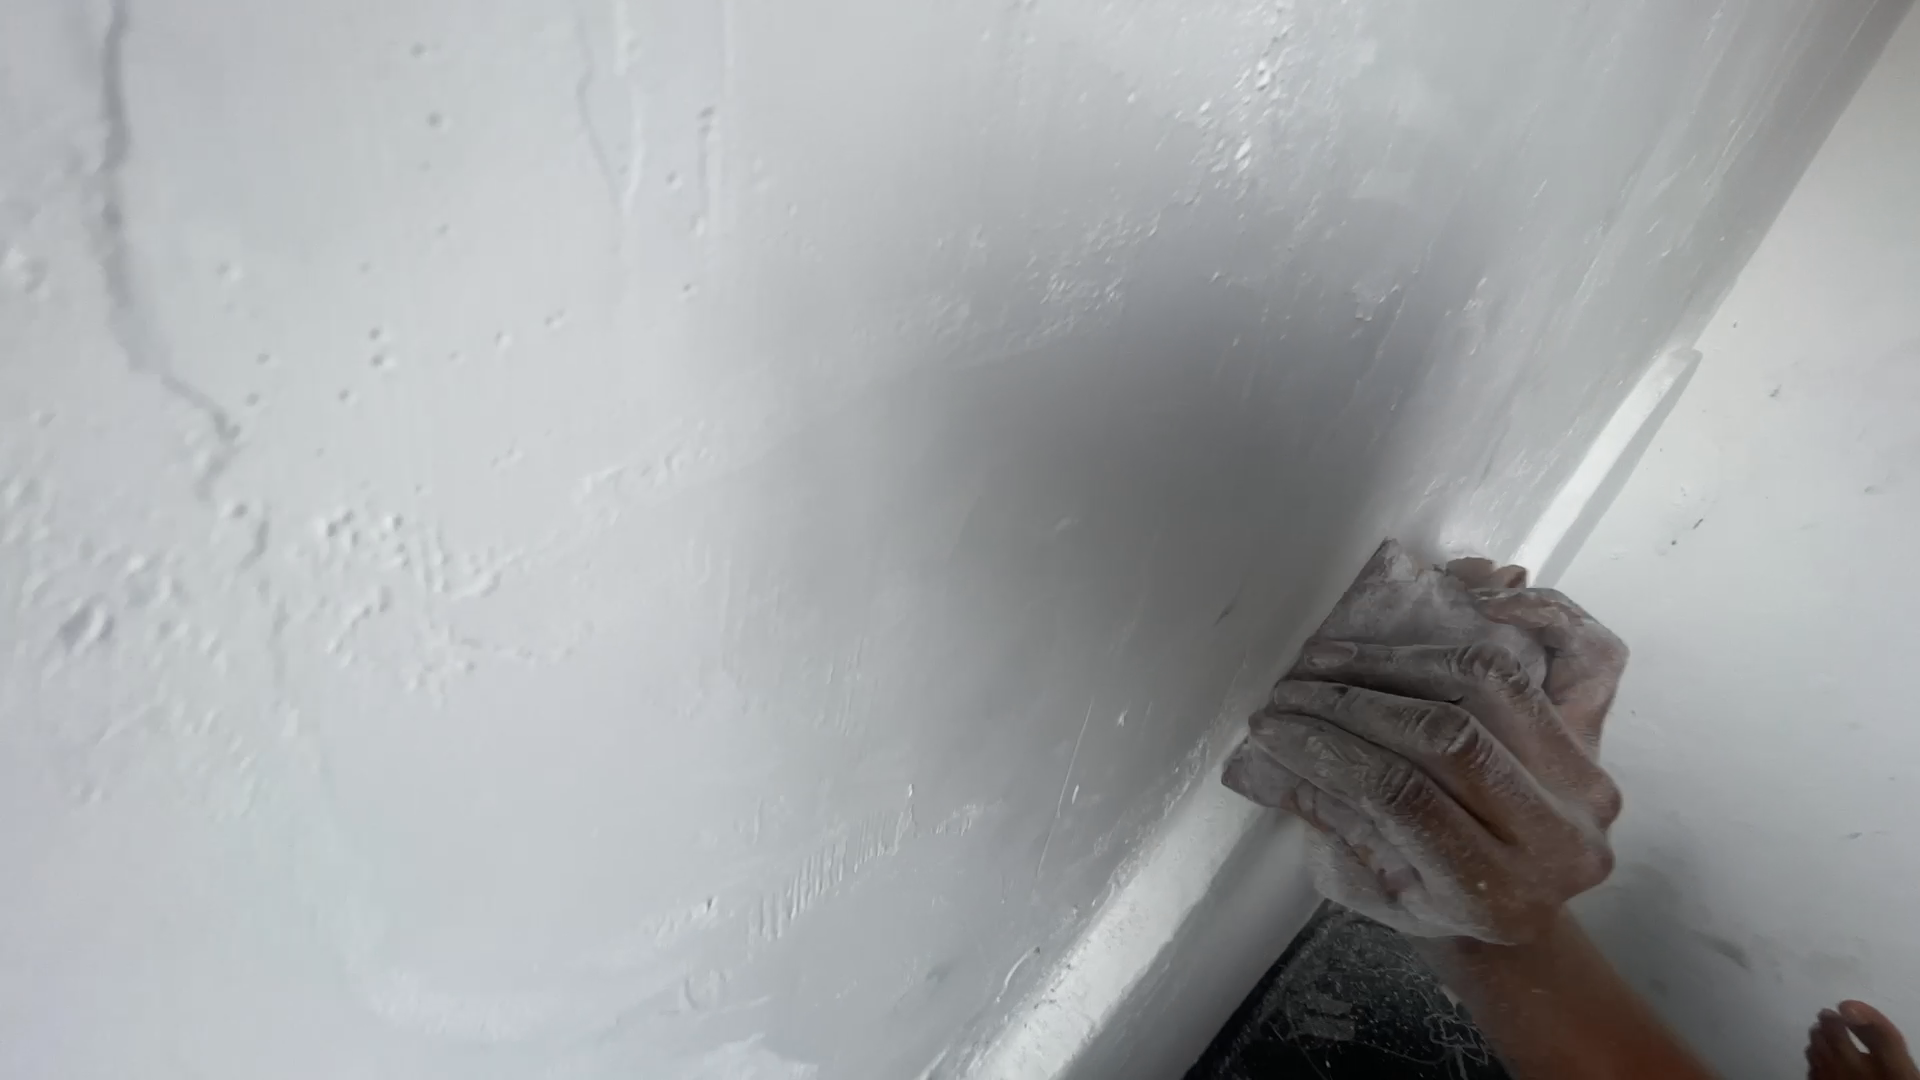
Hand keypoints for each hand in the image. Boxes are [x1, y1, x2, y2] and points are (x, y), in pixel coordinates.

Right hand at [1223, 579, 1628, 943]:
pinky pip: (1590, 657)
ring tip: (1330, 659)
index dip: (1323, 747)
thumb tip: (1268, 741)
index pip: (1399, 796)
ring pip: (1487, 682)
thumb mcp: (1365, 883)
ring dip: (1391, 660)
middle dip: (1346, 702)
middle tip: (1289, 692)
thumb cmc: (1426, 899)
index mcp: (1495, 892)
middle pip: (1444, 734)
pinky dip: (1541, 614)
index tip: (1268, 725)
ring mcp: (1585, 780)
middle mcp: (1559, 836)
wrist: (1509, 914)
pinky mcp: (1595, 739)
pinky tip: (1480, 600)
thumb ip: (1325, 812)